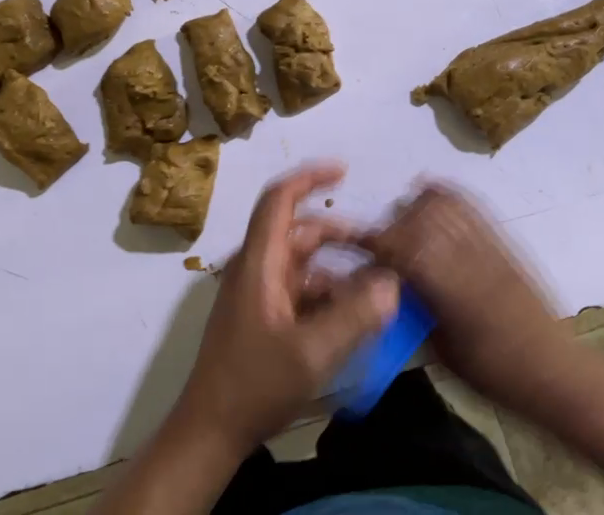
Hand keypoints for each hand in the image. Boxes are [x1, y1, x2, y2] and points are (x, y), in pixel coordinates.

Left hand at [171, 163, 399, 453]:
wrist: (210, 431)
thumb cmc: (255, 385)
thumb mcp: (312, 353)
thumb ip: (355, 316)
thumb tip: (392, 285)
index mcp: (259, 263)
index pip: (280, 199)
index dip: (310, 177)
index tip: (345, 171)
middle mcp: (256, 269)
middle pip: (300, 233)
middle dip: (341, 235)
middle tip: (381, 248)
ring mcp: (258, 295)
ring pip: (304, 265)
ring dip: (339, 270)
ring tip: (377, 290)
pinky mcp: (264, 320)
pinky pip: (301, 293)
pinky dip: (328, 296)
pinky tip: (355, 320)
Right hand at [363, 182, 566, 410]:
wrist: (554, 370)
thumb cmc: (494, 373)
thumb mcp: (441, 349)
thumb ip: (413, 309)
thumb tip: (387, 288)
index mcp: (448, 288)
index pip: (400, 247)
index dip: (372, 242)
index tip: (354, 244)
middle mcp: (467, 255)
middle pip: (418, 217)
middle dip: (392, 226)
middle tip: (383, 246)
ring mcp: (487, 243)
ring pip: (443, 204)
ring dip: (416, 209)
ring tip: (406, 226)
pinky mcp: (503, 241)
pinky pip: (470, 205)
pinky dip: (445, 195)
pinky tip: (430, 198)